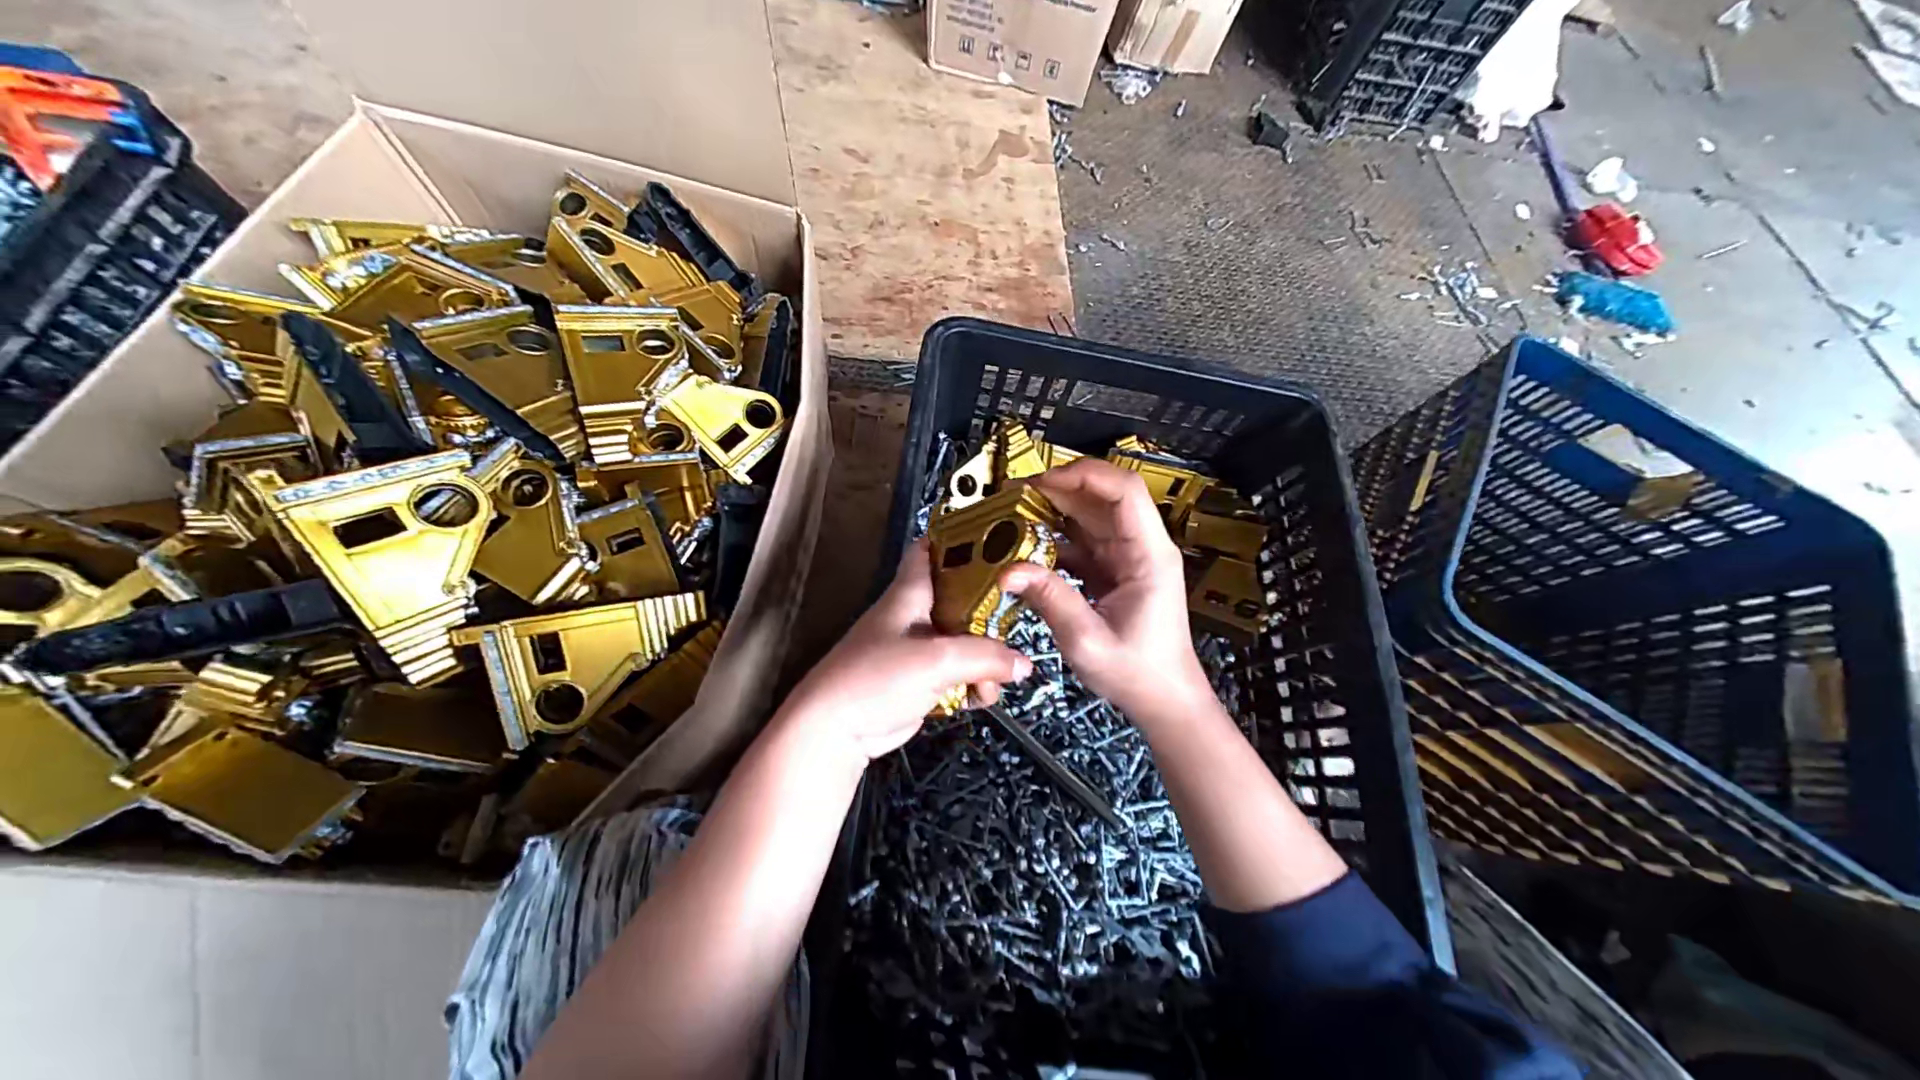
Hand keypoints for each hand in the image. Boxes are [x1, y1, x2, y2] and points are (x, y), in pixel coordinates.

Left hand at [779, 539, 1032, 763]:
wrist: (835, 731)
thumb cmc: (878, 677)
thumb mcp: (936, 660)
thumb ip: (985, 658)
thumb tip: (1023, 665)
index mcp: (909, 593)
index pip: (929, 549)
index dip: (959, 539)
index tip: (997, 540)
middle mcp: (915, 616)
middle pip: (960, 598)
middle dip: (990, 610)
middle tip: (1017, 622)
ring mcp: (917, 650)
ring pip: (964, 641)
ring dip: (986, 658)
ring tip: (996, 680)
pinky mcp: (920, 681)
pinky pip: (957, 674)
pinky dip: (972, 684)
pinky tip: (981, 698)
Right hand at [1000, 459, 1214, 727]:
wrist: (1163, 698)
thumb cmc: (1137, 673)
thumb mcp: (1087, 640)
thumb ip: (1050, 600)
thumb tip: (1008, 571)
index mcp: (1149, 555)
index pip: (1125, 491)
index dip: (1084, 476)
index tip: (1043, 481)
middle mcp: (1142, 548)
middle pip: (1104, 496)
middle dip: (1061, 488)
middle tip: (1017, 494)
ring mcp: (1129, 558)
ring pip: (1091, 516)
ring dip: (1056, 510)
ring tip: (1016, 513)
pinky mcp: (1115, 571)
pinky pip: (1084, 541)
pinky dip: (1057, 538)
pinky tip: (1030, 544)